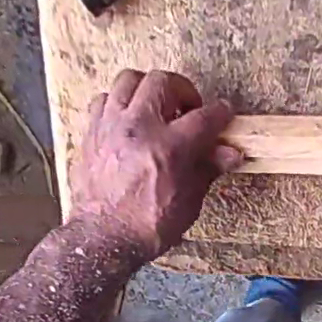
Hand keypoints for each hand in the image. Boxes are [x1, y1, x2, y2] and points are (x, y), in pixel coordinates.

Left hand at [67, 69, 242, 261]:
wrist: (104, 240)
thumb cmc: (146, 228)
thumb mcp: (188, 202)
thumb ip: (207, 170)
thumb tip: (229, 153)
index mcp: (169, 147)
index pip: (204, 117)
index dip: (220, 114)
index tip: (224, 115)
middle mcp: (138, 128)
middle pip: (164, 82)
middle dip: (182, 91)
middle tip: (188, 110)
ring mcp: (111, 127)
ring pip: (129, 80)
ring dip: (147, 88)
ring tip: (156, 107)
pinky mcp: (92, 134)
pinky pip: (104, 100)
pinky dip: (119, 104)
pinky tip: (128, 121)